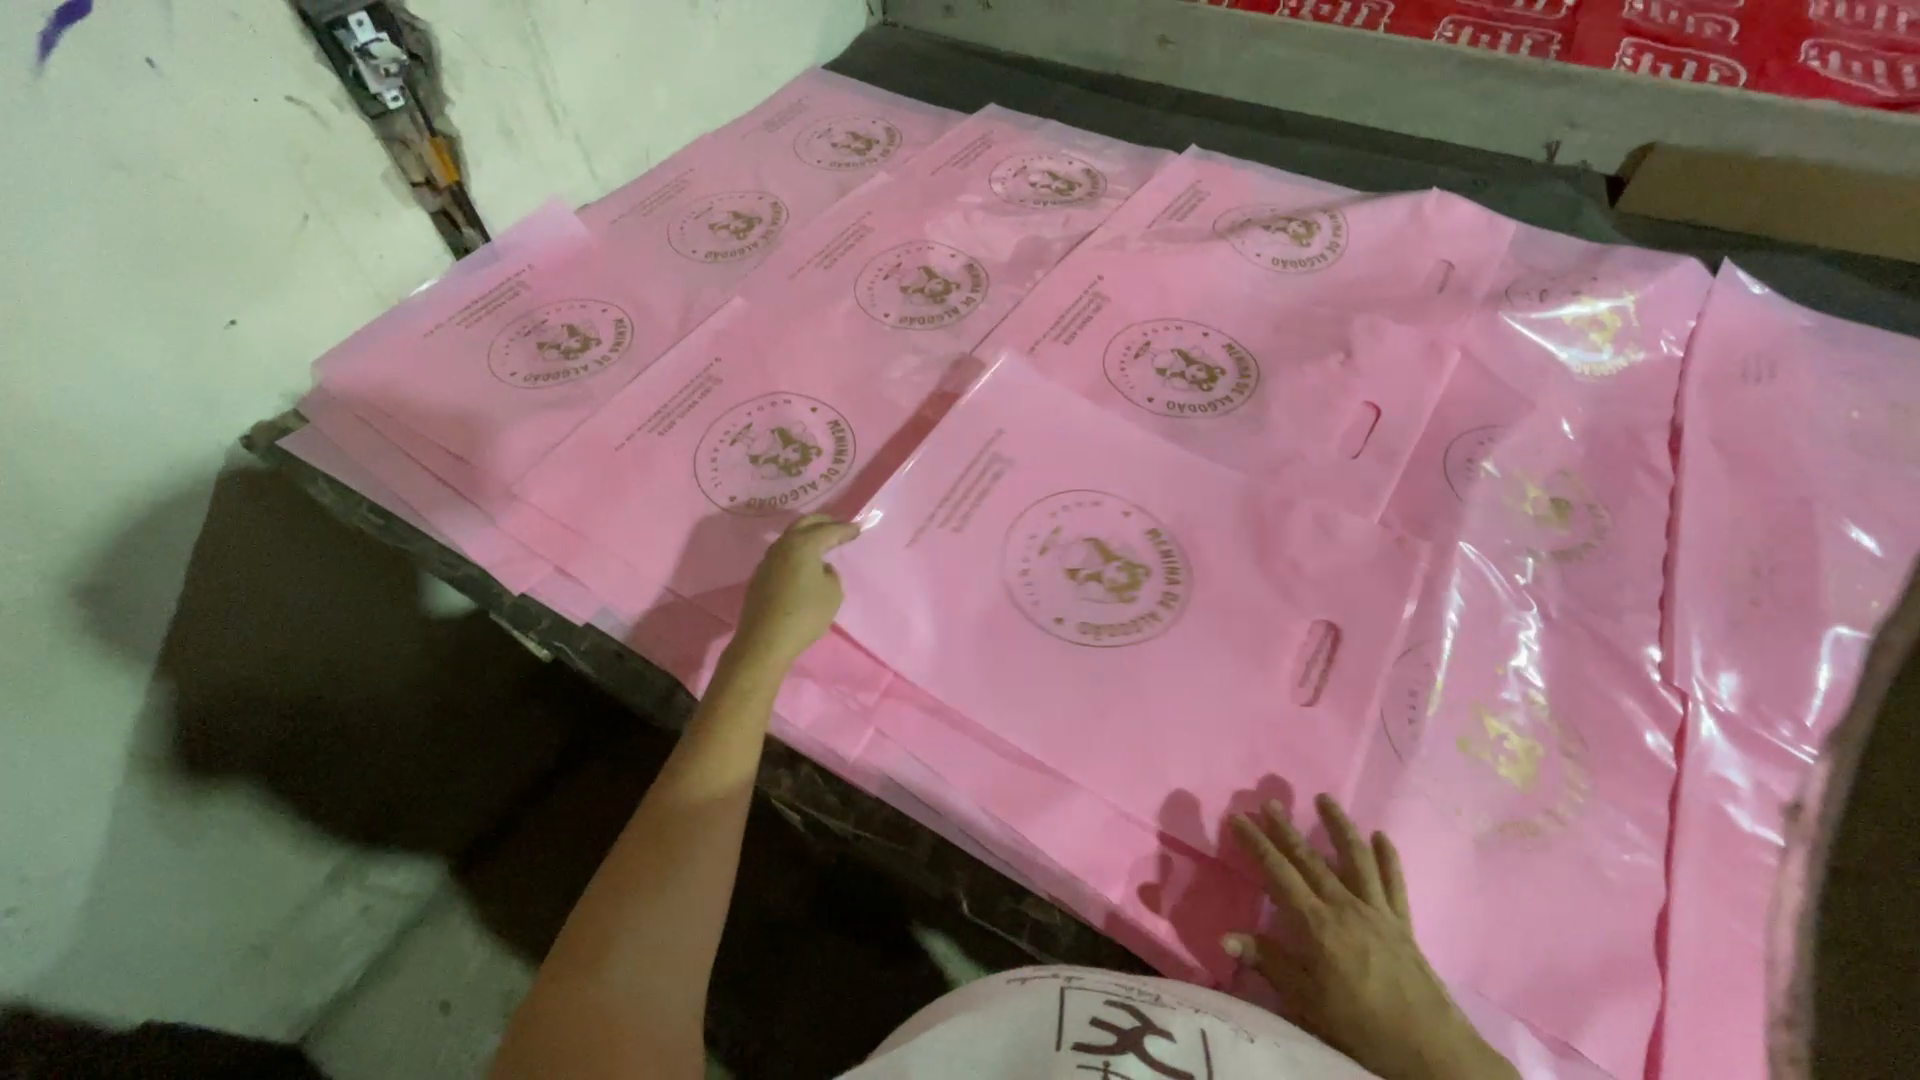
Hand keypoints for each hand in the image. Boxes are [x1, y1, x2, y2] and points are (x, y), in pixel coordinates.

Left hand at [731, 514, 861, 668]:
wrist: (765, 640)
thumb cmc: (805, 614)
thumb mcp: (832, 593)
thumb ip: (830, 574)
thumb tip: (820, 568)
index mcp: (803, 544)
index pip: (828, 530)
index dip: (845, 529)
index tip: (857, 529)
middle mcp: (783, 545)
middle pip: (804, 524)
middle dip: (824, 522)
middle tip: (839, 526)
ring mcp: (768, 560)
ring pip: (790, 538)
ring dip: (807, 535)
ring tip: (822, 541)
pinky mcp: (761, 576)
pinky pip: (783, 554)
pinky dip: (797, 551)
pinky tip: (804, 562)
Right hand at [1226, 795, 1517, 1079]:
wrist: (1429, 1049)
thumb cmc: (1359, 1026)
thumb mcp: (1306, 1001)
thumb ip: (1268, 962)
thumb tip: (1225, 937)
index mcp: (1316, 925)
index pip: (1278, 873)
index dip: (1256, 844)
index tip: (1238, 817)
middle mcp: (1345, 907)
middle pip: (1310, 859)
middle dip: (1286, 829)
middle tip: (1269, 801)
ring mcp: (1377, 912)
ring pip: (1354, 858)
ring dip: (1338, 826)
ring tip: (1325, 799)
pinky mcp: (1403, 923)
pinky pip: (1394, 882)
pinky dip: (1387, 857)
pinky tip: (1381, 836)